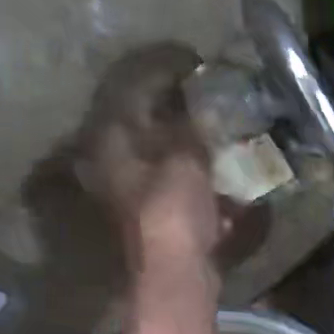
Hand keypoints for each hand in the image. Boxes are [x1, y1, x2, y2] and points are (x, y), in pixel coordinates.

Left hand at [76, 45, 222, 271]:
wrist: (176, 273)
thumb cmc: (173, 210)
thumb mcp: (185, 157)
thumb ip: (188, 125)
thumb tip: (197, 100)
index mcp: (111, 140)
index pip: (133, 88)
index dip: (163, 71)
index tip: (193, 61)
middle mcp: (113, 162)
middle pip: (147, 124)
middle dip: (178, 111)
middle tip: (208, 99)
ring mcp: (134, 193)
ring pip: (163, 155)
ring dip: (190, 145)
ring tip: (220, 134)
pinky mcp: (157, 217)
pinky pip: (179, 185)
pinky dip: (199, 177)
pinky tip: (221, 176)